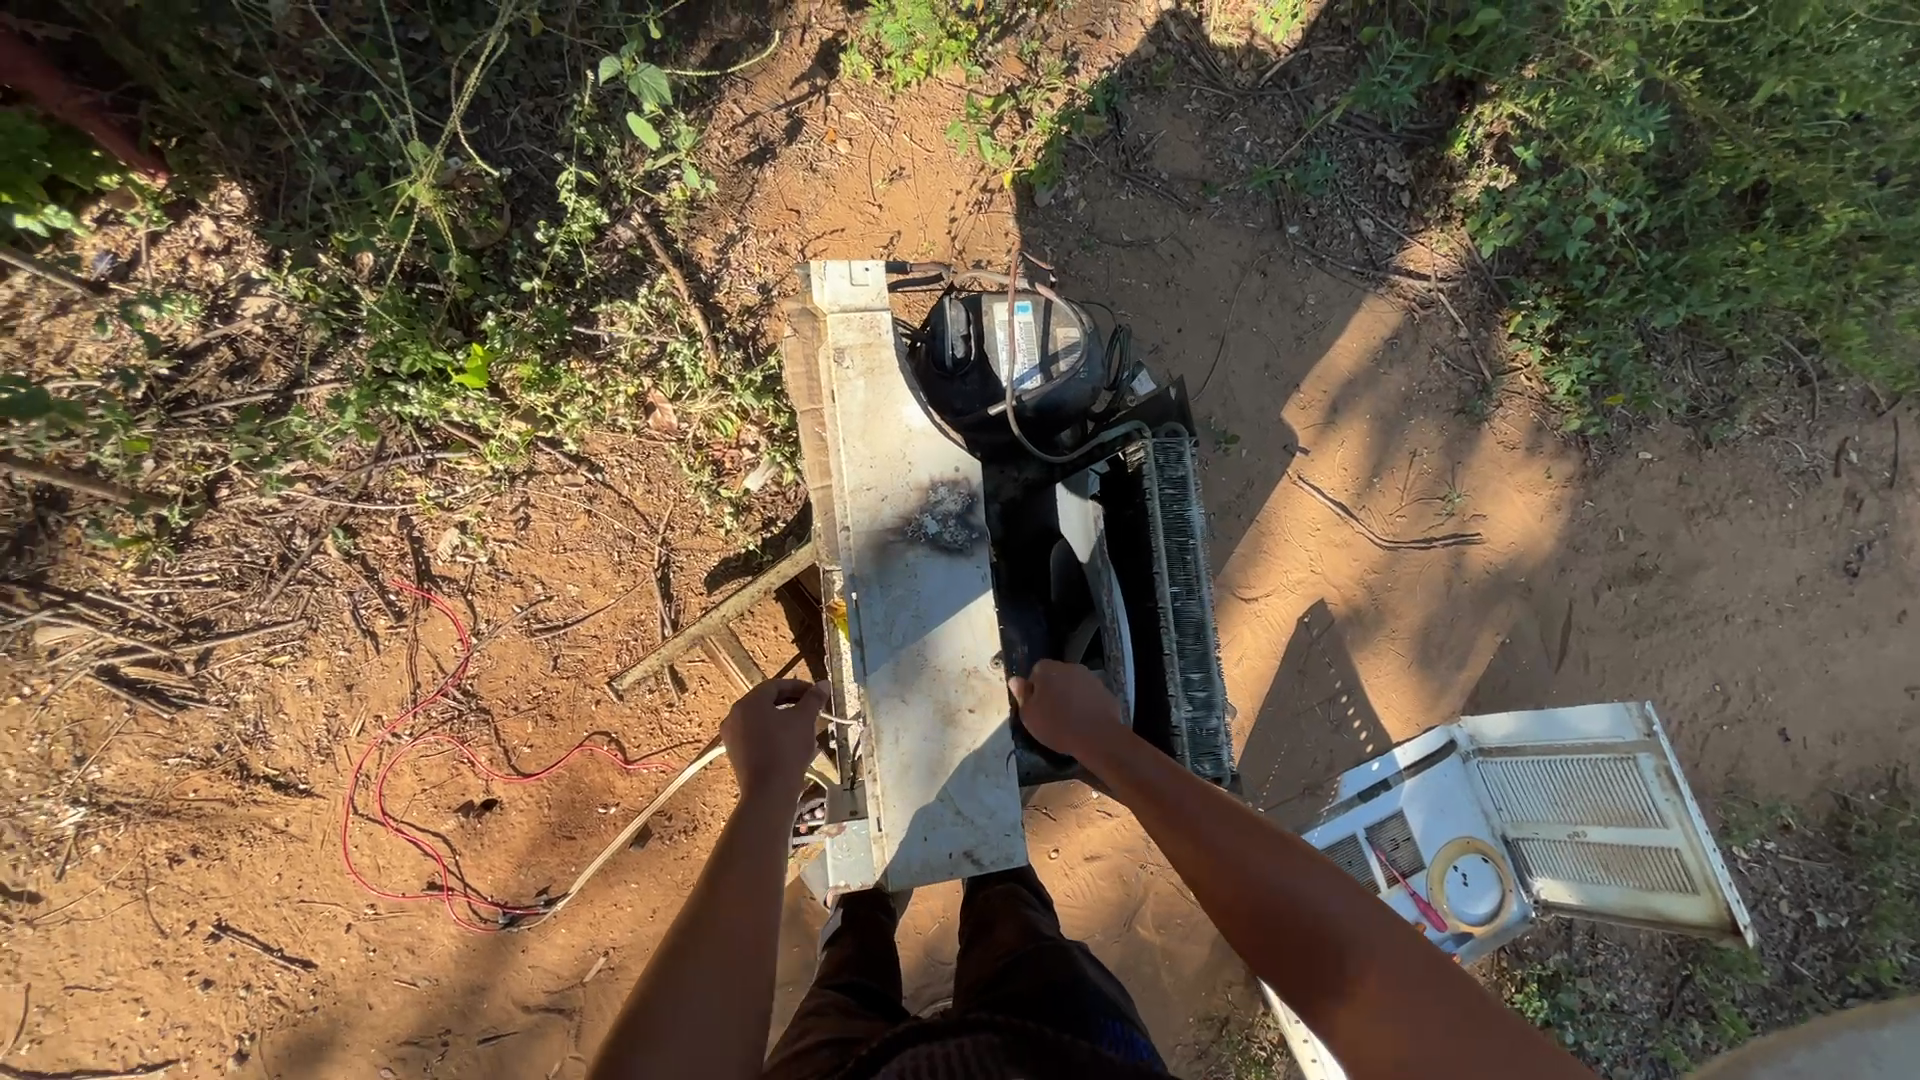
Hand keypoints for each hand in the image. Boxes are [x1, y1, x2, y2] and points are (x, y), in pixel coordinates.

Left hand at [720, 678, 827, 804]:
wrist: (769, 792)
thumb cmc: (787, 749)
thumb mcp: (804, 720)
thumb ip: (813, 698)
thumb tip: (823, 684)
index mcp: (749, 702)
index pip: (775, 685)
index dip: (798, 686)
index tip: (816, 693)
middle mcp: (735, 716)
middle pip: (766, 701)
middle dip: (791, 702)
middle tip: (812, 708)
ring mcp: (732, 736)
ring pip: (761, 719)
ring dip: (783, 718)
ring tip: (804, 726)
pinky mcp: (735, 755)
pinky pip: (756, 736)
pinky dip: (773, 734)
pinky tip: (790, 744)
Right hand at [1008, 660, 1127, 761]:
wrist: (1097, 736)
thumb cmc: (1057, 725)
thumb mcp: (1029, 715)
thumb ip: (1022, 695)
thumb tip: (1015, 680)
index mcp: (1048, 669)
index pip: (1036, 670)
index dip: (1034, 688)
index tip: (1036, 706)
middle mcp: (1070, 667)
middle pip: (1057, 676)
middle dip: (1053, 690)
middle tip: (1051, 713)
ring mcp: (1091, 678)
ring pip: (1074, 684)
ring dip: (1071, 696)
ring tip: (1069, 719)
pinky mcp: (1106, 691)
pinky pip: (1090, 695)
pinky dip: (1086, 704)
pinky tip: (1085, 721)